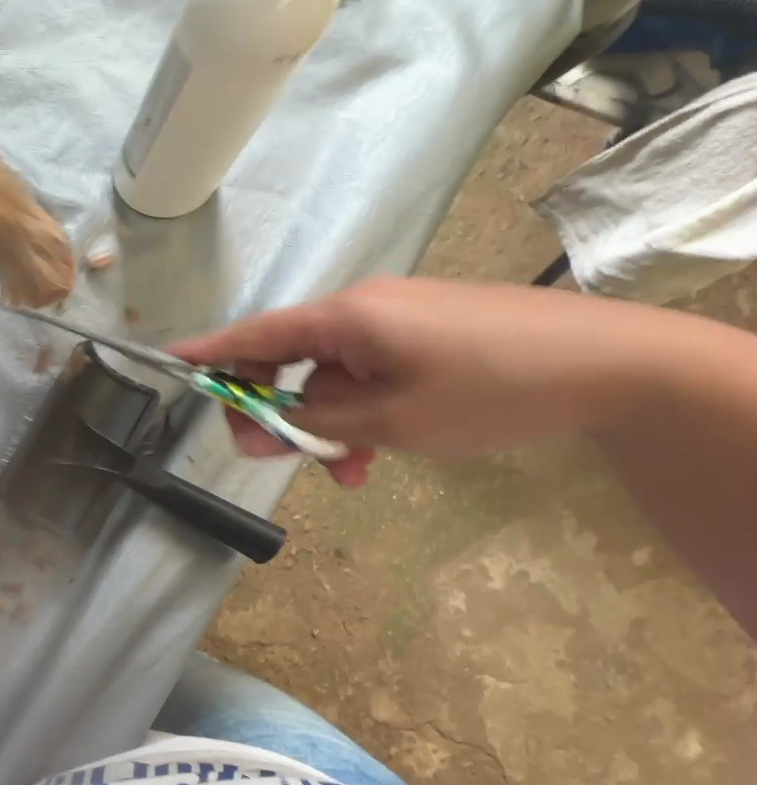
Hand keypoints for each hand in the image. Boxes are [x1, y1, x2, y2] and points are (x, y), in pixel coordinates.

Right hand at [169, 278, 670, 486]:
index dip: (207, 353)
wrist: (618, 366)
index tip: (167, 362)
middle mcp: (363, 311)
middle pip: (284, 361)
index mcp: (346, 318)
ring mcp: (396, 323)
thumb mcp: (387, 420)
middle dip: (273, 413)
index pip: (254, 335)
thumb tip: (270, 425)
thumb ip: (314, 423)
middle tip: (278, 459)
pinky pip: (364, 377)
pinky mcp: (424, 337)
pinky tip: (375, 454)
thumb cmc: (491, 388)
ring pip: (326, 379)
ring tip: (348, 472)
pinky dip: (357, 416)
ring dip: (323, 427)